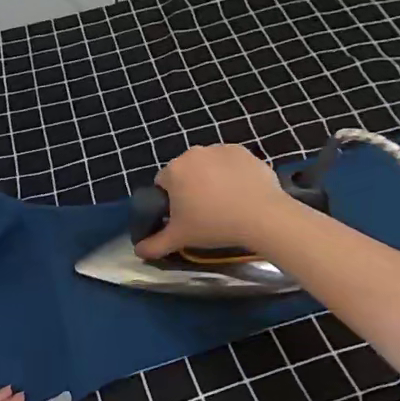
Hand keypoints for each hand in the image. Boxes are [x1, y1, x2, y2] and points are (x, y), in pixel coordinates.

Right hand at [134, 144, 298, 258]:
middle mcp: (194, 153)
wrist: (261, 215)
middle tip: (204, 212)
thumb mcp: (180, 238)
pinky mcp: (244, 151)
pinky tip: (242, 193)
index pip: (162, 183)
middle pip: (186, 172)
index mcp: (174, 171)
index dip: (170, 201)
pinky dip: (232, 174)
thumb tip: (138, 251)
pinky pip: (231, 163)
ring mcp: (220, 149)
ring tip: (226, 203)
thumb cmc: (214, 225)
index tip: (183, 216)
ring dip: (211, 179)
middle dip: (191, 188)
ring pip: (209, 166)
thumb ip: (155, 244)